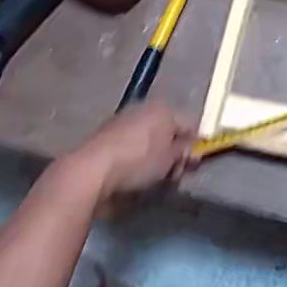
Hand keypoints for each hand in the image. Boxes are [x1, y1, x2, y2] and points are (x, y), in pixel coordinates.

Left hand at [63, 103, 196, 197]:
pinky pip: (132, 148)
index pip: (189, 124)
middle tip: (175, 173)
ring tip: (156, 178)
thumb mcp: (171, 158)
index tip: (195, 163)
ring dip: (156, 157)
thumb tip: (192, 149)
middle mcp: (142, 110)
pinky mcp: (106, 139)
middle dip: (174, 151)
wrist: (90, 172)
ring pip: (150, 140)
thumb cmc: (138, 161)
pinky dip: (138, 160)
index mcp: (162, 108)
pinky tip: (136, 176)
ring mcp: (122, 123)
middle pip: (168, 131)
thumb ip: (185, 152)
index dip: (196, 144)